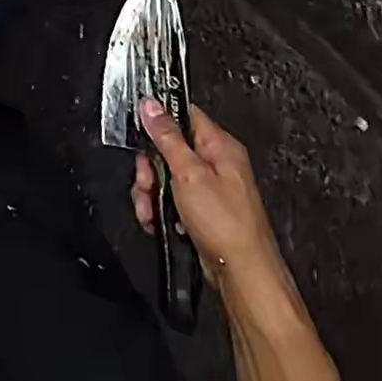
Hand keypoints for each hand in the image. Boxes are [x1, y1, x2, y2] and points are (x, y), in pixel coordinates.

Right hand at [131, 100, 289, 299]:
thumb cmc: (226, 225)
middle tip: (149, 181)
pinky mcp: (200, 207)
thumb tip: (151, 105)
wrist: (242, 275)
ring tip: (152, 207)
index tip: (140, 130)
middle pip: (166, 146)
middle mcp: (216, 163)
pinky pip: (168, 195)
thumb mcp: (188, 173)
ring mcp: (208, 186)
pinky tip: (158, 219)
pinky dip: (157, 206)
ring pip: (162, 173)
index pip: (183, 113)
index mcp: (219, 146)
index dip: (158, 118)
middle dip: (149, 166)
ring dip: (150, 190)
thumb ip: (166, 136)